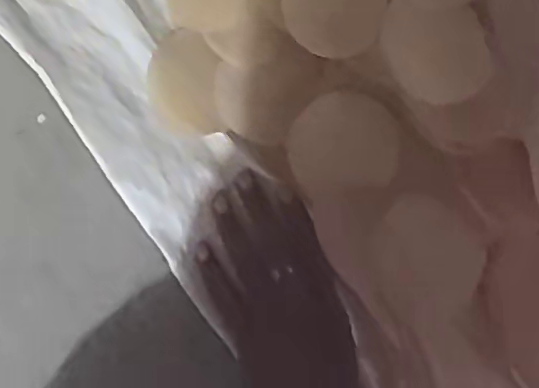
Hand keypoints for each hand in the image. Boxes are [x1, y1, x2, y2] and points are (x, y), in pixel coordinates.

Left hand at [194, 170, 359, 387]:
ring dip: (229, 229)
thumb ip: (325, 280)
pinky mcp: (240, 332)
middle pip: (268, 242)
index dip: (290, 210)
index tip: (278, 181)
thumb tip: (314, 243)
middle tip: (241, 177)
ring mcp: (260, 312)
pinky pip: (222, 299)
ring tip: (218, 199)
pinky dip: (210, 273)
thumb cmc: (330, 362)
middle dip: (254, 208)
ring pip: (242, 262)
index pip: (302, 240)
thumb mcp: (338, 317)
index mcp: (315, 289)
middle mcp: (286, 293)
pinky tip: (200, 248)